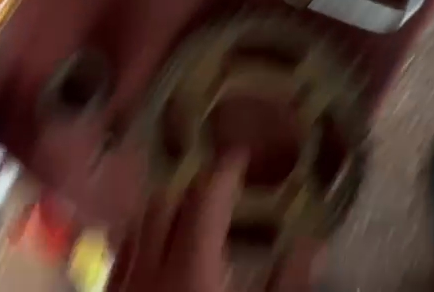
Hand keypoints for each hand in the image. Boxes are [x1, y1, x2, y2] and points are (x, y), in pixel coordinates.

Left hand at [129, 152, 322, 291]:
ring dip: (165, 209)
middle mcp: (151, 268)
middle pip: (165, 202)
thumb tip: (313, 244)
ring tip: (190, 208)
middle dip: (192, 184)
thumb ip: (287, 283)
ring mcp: (124, 286)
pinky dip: (141, 240)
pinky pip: (121, 257)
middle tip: (219, 182)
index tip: (241, 154)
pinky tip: (158, 249)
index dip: (224, 170)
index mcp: (192, 267)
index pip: (205, 198)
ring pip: (138, 226)